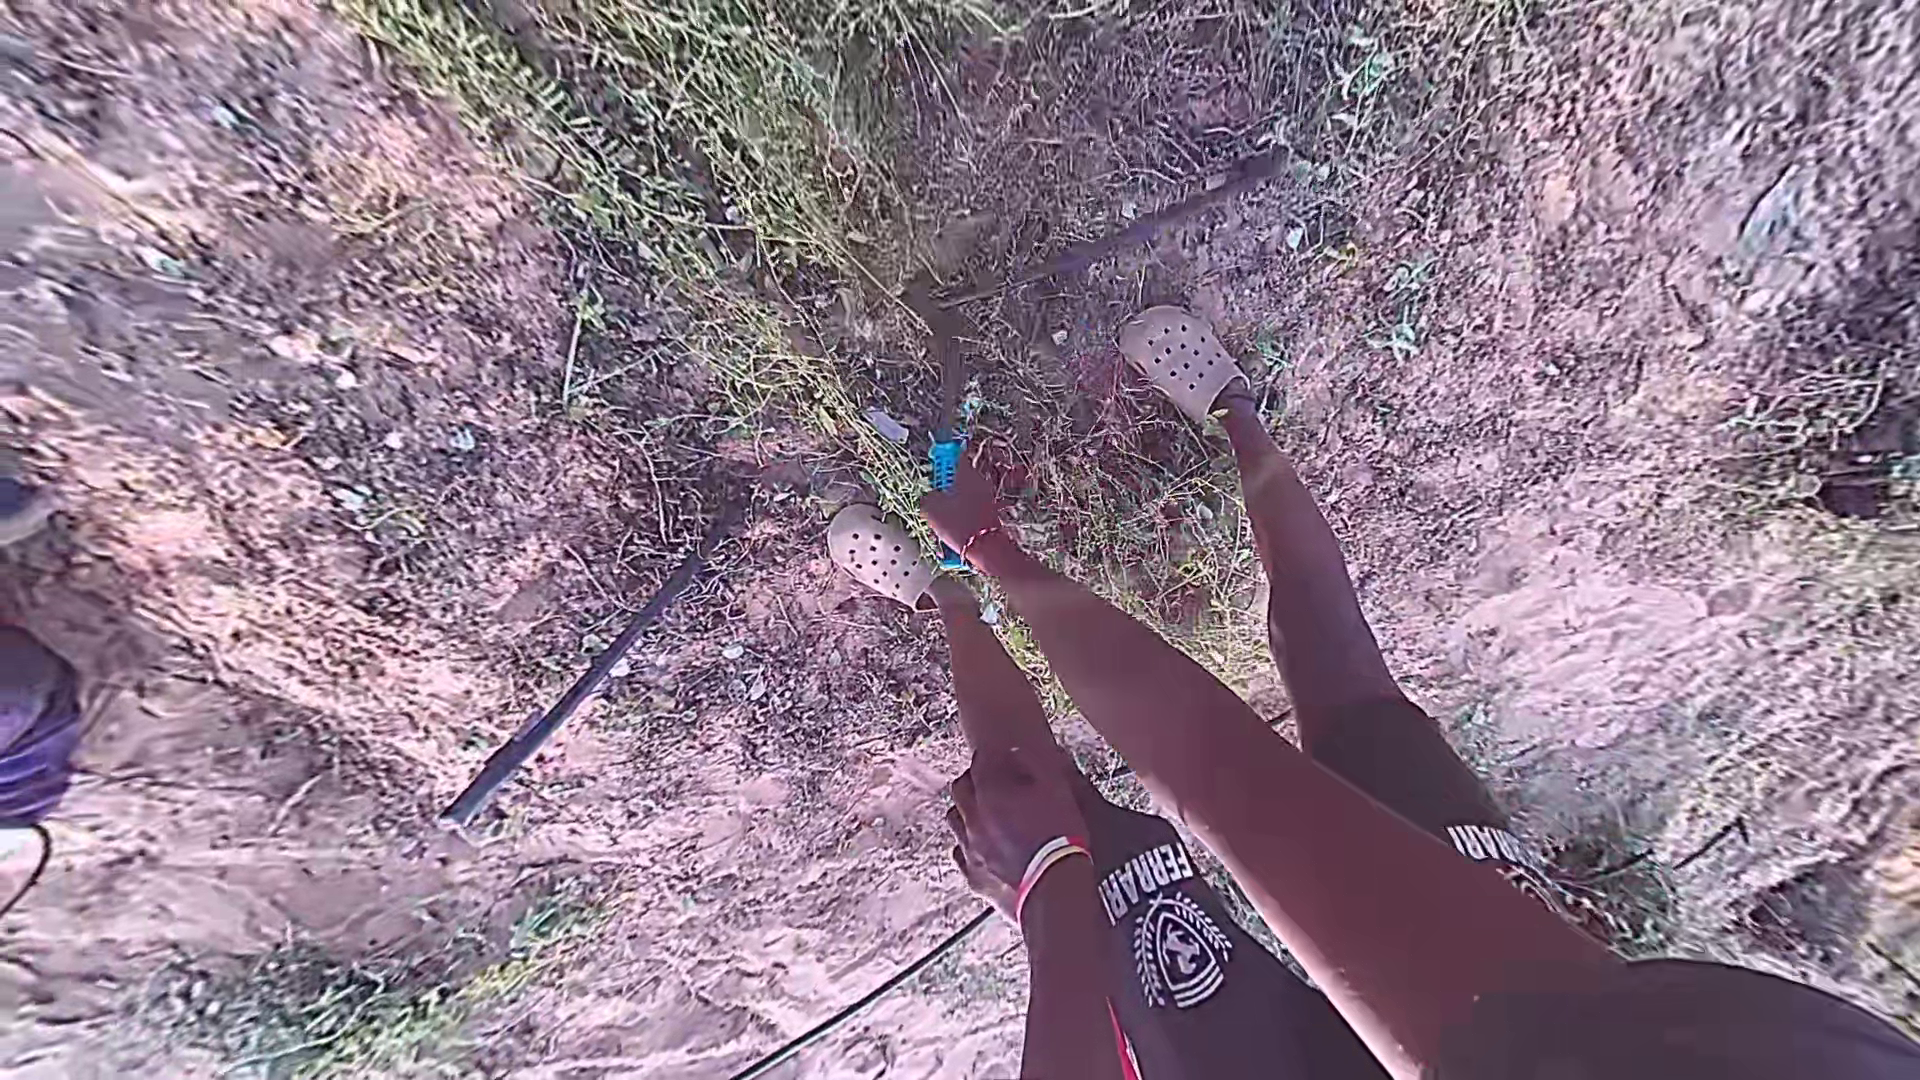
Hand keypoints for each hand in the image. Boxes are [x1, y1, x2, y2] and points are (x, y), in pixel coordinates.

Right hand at [919, 454, 1005, 555]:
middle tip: (933, 496)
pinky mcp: (990, 513)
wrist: (985, 548)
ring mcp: (987, 498)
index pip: (954, 456)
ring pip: (965, 494)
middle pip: (959, 477)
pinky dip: (961, 514)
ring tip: (942, 517)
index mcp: (965, 474)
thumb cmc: (958, 524)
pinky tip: (954, 527)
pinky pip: (971, 508)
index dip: (942, 457)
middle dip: (946, 485)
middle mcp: (979, 482)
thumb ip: (927, 497)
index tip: (935, 460)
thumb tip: (928, 496)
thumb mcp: (931, 508)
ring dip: (953, 501)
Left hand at [946, 745, 1089, 921]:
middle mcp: (973, 818)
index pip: (978, 764)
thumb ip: (1033, 763)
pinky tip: (980, 843)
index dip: (986, 757)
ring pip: (954, 819)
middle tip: (984, 780)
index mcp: (991, 793)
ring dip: (964, 809)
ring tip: (980, 810)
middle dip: (970, 779)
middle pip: (959, 788)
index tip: (992, 756)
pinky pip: (959, 852)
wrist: (1057, 890)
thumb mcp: (1056, 788)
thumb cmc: (1060, 836)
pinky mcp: (974, 876)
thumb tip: (1015, 752)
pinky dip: (967, 843)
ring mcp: (970, 849)